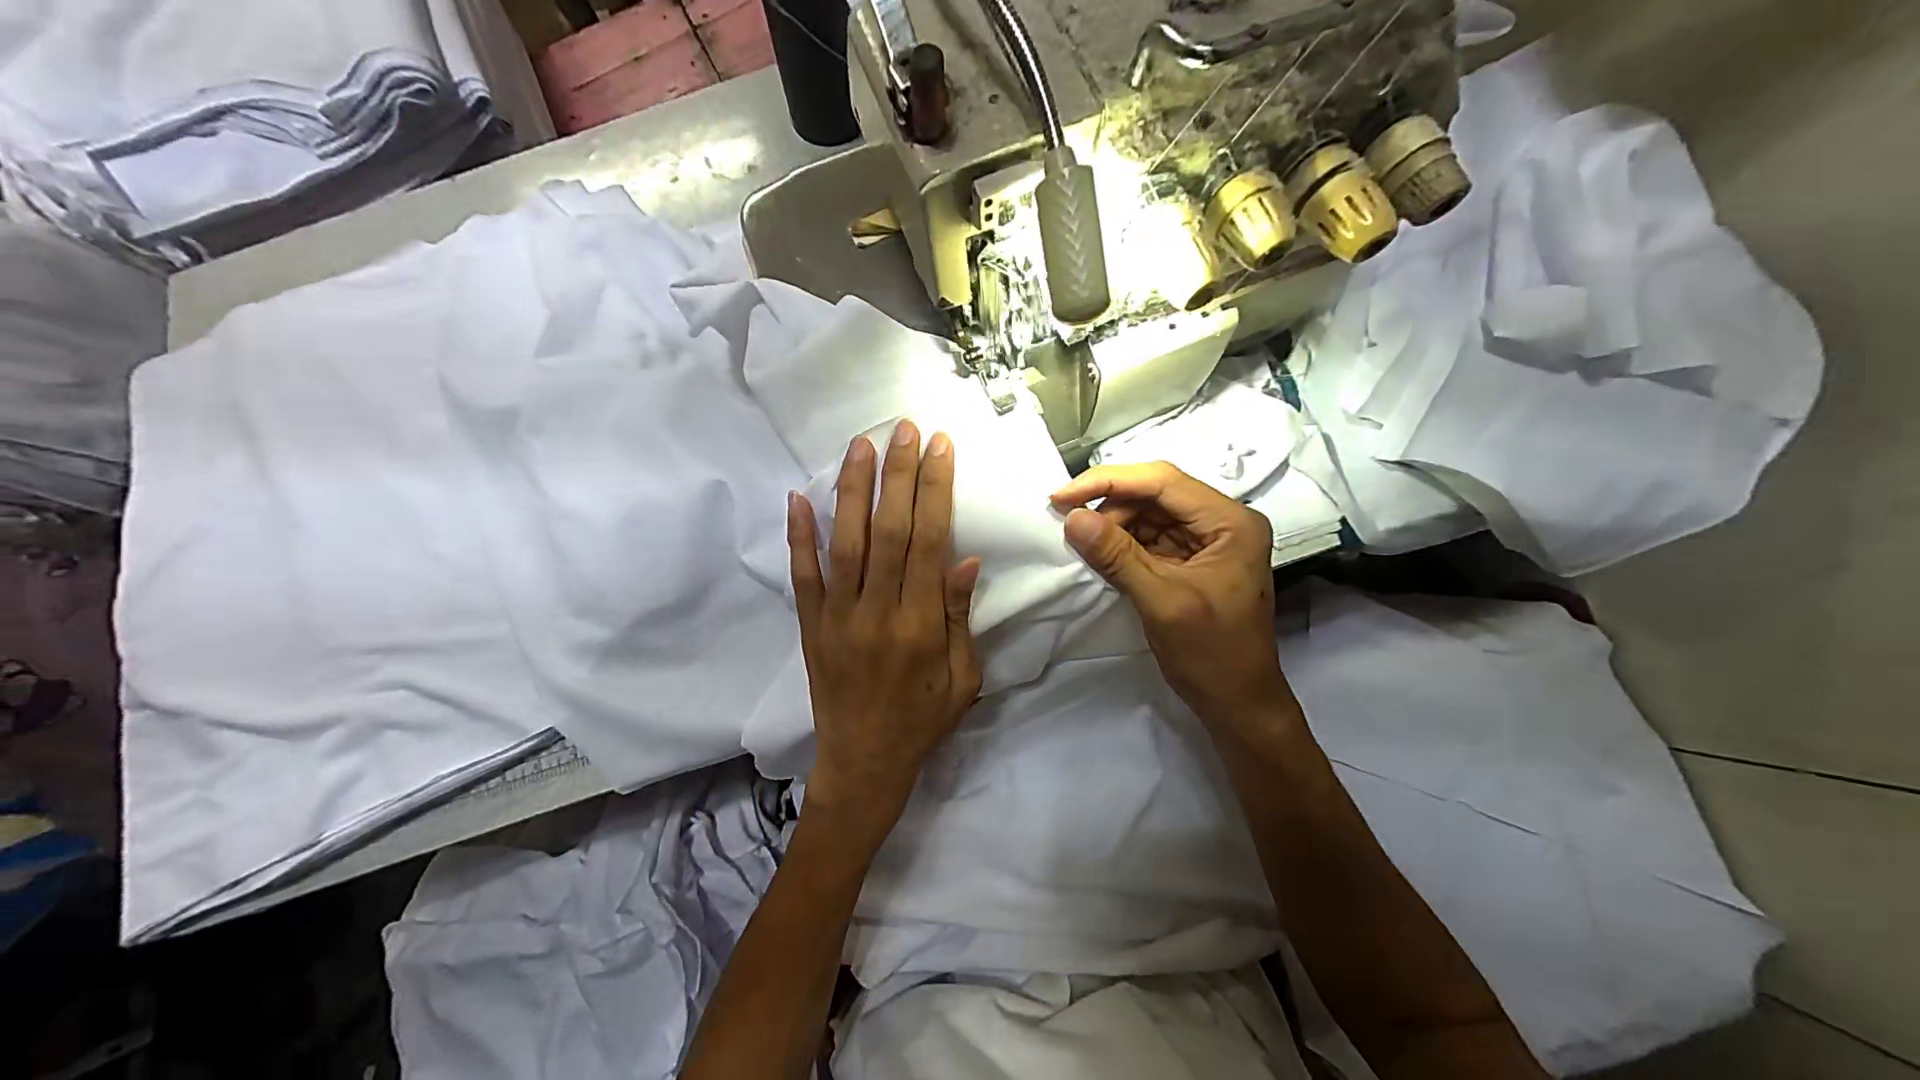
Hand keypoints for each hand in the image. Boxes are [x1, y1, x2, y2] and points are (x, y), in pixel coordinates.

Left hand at [788, 420, 983, 829]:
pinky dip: (798, 536)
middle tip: (905, 430)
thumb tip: (964, 561)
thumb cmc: (923, 721)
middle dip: (899, 475)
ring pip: (846, 542)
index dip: (935, 491)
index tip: (941, 450)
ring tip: (861, 445)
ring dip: (853, 490)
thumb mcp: (963, 679)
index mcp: (921, 625)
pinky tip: (798, 497)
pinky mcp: (810, 626)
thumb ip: (960, 618)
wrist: (864, 763)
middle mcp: (878, 612)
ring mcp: (838, 617)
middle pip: (890, 530)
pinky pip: (802, 576)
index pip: (929, 542)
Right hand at [1051, 462, 1286, 727]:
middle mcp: (1223, 521)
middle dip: (1110, 504)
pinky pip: (1152, 537)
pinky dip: (1123, 543)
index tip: (1062, 497)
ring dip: (1114, 523)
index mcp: (1230, 522)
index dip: (1108, 482)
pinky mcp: (1194, 560)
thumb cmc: (1212, 654)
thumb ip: (1117, 556)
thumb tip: (1072, 519)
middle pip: (1156, 493)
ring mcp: (1209, 541)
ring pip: (1151, 514)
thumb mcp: (1161, 602)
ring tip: (1081, 540)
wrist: (1239, 704)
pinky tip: (1100, 552)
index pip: (1163, 482)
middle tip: (1068, 523)